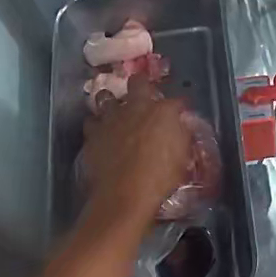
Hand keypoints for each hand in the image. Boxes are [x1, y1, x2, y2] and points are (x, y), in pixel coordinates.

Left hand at [79, 77, 190, 226]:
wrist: (125, 193)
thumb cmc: (162, 176)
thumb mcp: (183, 156)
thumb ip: (182, 136)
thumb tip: (181, 127)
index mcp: (163, 112)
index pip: (177, 101)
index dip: (180, 106)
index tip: (182, 111)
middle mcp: (136, 107)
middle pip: (138, 83)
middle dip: (142, 84)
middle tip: (144, 93)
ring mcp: (110, 118)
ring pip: (106, 97)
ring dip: (112, 100)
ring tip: (116, 110)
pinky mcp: (92, 133)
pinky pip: (92, 121)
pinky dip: (97, 124)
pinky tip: (101, 132)